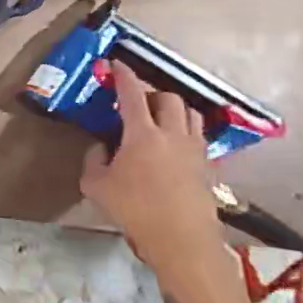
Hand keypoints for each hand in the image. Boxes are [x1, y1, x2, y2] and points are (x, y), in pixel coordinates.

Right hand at [81, 61, 227, 289]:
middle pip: (169, 98)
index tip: (116, 64)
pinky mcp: (208, 165)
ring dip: (172, 110)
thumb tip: (103, 146)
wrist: (180, 238)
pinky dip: (184, 131)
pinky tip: (171, 145)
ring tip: (157, 118)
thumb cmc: (132, 208)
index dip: (124, 77)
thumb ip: (95, 158)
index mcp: (142, 135)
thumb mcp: (94, 183)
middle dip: (152, 93)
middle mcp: (173, 135)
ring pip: (190, 114)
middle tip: (135, 100)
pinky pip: (198, 137)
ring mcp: (195, 150)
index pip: (133, 95)